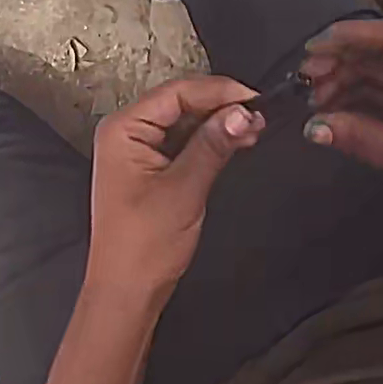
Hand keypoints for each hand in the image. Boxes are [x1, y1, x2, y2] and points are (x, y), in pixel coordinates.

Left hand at [87, 76, 265, 301]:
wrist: (127, 292)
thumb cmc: (144, 245)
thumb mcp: (184, 189)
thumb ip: (213, 145)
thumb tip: (243, 112)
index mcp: (123, 128)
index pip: (176, 92)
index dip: (218, 91)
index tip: (254, 98)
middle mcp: (126, 131)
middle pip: (180, 102)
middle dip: (221, 106)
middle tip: (259, 114)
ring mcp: (138, 148)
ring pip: (185, 120)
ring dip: (218, 122)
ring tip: (253, 127)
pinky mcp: (150, 164)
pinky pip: (183, 140)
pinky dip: (209, 139)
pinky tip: (235, 140)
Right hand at [299, 20, 382, 242]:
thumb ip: (361, 137)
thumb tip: (312, 127)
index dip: (352, 37)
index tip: (314, 46)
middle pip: (382, 55)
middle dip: (342, 62)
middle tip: (304, 77)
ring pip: (379, 75)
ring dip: (345, 82)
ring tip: (311, 97)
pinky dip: (356, 101)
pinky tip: (330, 110)